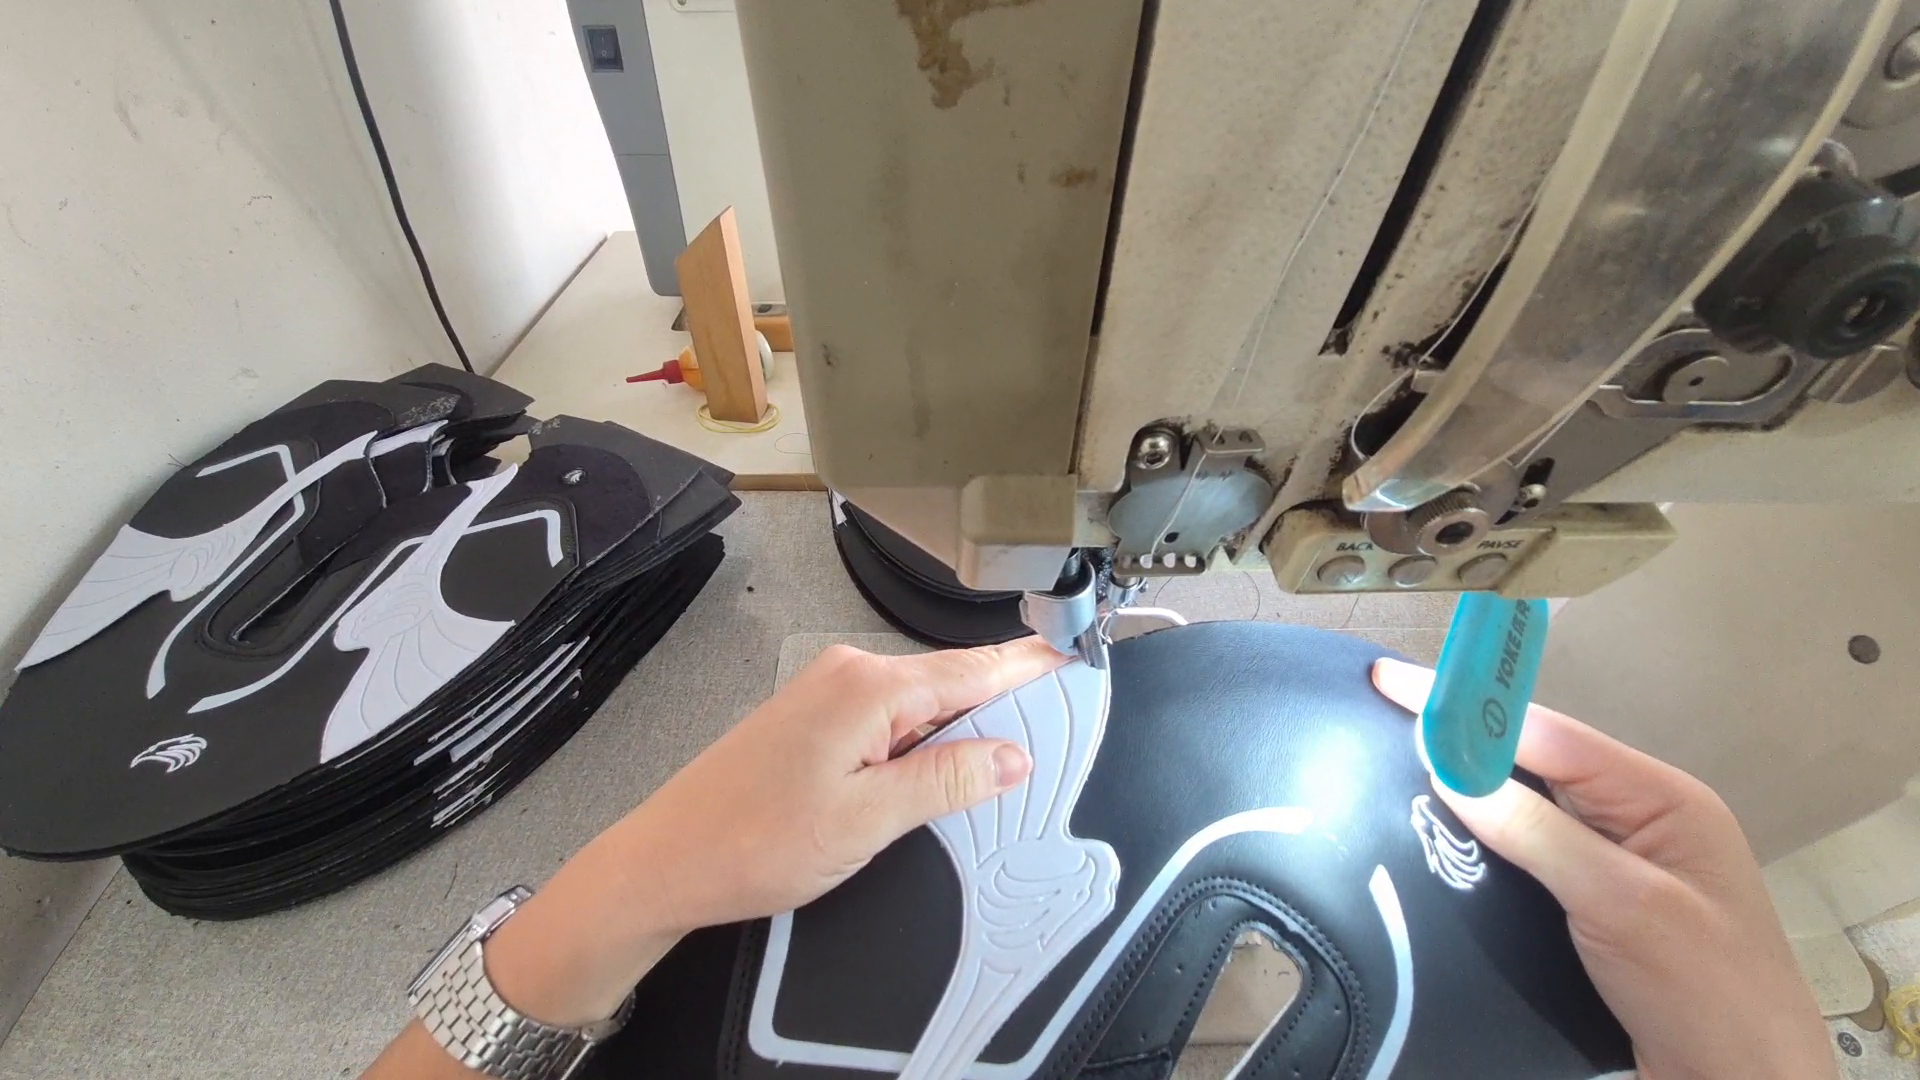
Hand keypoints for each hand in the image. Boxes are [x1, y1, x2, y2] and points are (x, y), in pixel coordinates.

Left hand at [478, 638, 1059, 1027]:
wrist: (666, 858)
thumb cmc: (752, 840)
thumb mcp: (869, 819)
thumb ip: (948, 779)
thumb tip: (1010, 756)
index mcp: (869, 688)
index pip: (973, 668)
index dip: (1028, 664)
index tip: (1069, 652)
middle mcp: (849, 674)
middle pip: (950, 679)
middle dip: (1000, 701)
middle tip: (1049, 723)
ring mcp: (829, 690)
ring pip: (920, 699)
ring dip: (959, 723)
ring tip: (1000, 753)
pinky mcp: (817, 713)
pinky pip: (890, 713)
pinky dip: (923, 733)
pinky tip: (936, 759)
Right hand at [1372, 658, 1836, 1079]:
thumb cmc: (1704, 995)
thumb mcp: (1623, 905)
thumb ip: (1535, 830)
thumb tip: (1446, 768)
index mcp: (1660, 798)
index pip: (1545, 733)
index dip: (1467, 704)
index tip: (1391, 680)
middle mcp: (1631, 812)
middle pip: (1530, 753)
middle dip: (1459, 726)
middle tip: (1383, 703)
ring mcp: (1609, 849)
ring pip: (1520, 790)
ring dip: (1461, 771)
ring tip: (1393, 746)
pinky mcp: (1584, 886)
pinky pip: (1517, 831)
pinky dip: (1472, 816)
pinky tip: (1434, 812)